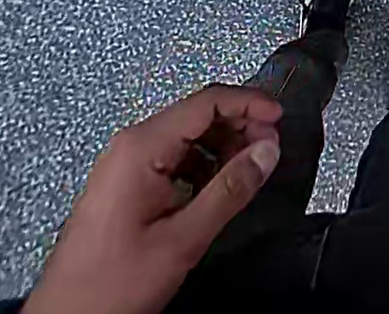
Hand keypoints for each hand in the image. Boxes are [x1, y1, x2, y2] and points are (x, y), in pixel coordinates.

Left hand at [24, 86, 282, 313]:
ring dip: (225, 146)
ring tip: (248, 170)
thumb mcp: (181, 239)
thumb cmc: (110, 287)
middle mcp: (132, 145)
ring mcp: (127, 163)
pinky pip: (176, 156)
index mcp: (142, 146)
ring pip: (190, 135)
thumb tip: (268, 151)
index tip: (278, 116)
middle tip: (269, 147)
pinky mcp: (127, 183)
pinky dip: (205, 164)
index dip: (249, 103)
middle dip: (240, 126)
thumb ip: (230, 190)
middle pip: (200, 114)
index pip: (208, 101)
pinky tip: (218, 188)